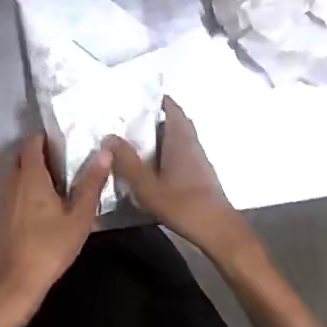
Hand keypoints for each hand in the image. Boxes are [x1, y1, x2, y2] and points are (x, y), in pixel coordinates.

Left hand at [0, 133, 110, 308]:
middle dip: (40, 152)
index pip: (31, 142)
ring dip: (33, 170)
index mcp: (31, 176)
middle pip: (22, 155)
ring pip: (16, 173)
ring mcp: (5, 199)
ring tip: (59, 180)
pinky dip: (27, 186)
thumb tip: (105, 153)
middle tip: (64, 160)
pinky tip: (45, 203)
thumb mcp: (79, 217)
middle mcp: (13, 182)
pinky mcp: (3, 215)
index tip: (64, 140)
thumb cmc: (51, 247)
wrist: (18, 282)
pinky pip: (14, 189)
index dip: (45, 137)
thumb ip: (91, 184)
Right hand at [108, 97, 252, 260]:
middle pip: (177, 123)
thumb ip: (127, 161)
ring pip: (180, 139)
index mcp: (180, 140)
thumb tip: (108, 137)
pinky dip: (168, 152)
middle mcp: (192, 145)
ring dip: (163, 136)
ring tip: (138, 142)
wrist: (218, 230)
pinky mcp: (201, 176)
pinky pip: (182, 154)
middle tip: (133, 119)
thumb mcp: (147, 185)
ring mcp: (199, 161)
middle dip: (158, 117)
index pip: (173, 109)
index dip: (160, 100)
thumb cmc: (182, 204)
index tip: (140, 96)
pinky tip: (154, 166)